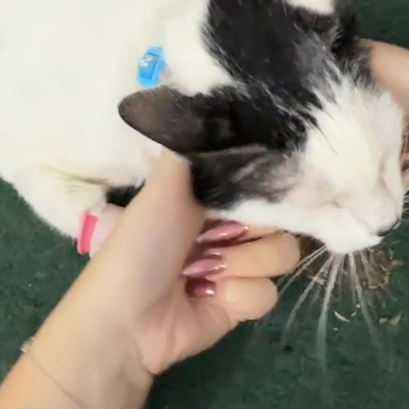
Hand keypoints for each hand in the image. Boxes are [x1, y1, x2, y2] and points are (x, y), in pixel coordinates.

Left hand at [38, 154, 297, 388]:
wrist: (126, 321)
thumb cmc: (139, 248)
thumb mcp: (162, 188)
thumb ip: (189, 147)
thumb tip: (196, 87)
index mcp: (213, 196)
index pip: (264, 181)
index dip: (266, 186)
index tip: (257, 190)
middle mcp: (231, 227)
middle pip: (282, 218)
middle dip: (248, 231)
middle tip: (210, 237)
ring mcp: (241, 266)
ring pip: (281, 255)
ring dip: (240, 265)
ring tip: (202, 272)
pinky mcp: (245, 303)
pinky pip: (269, 294)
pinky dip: (238, 297)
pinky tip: (208, 298)